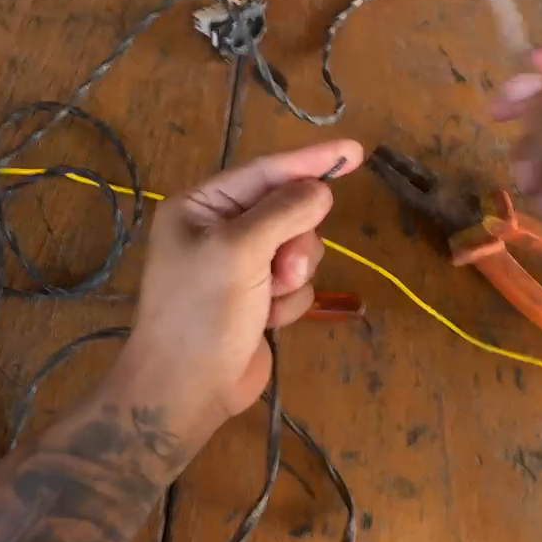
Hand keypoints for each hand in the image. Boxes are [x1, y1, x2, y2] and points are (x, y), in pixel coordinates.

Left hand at [124, 140, 364, 426]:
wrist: (187, 389)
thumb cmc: (201, 312)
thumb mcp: (238, 251)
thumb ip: (283, 212)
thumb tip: (319, 189)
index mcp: (200, 206)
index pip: (264, 171)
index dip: (310, 161)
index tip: (355, 151)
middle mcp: (219, 229)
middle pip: (287, 210)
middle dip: (295, 239)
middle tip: (286, 267)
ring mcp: (240, 265)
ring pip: (299, 248)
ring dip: (293, 274)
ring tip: (271, 297)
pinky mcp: (258, 297)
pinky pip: (296, 283)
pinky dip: (289, 301)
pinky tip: (268, 321)